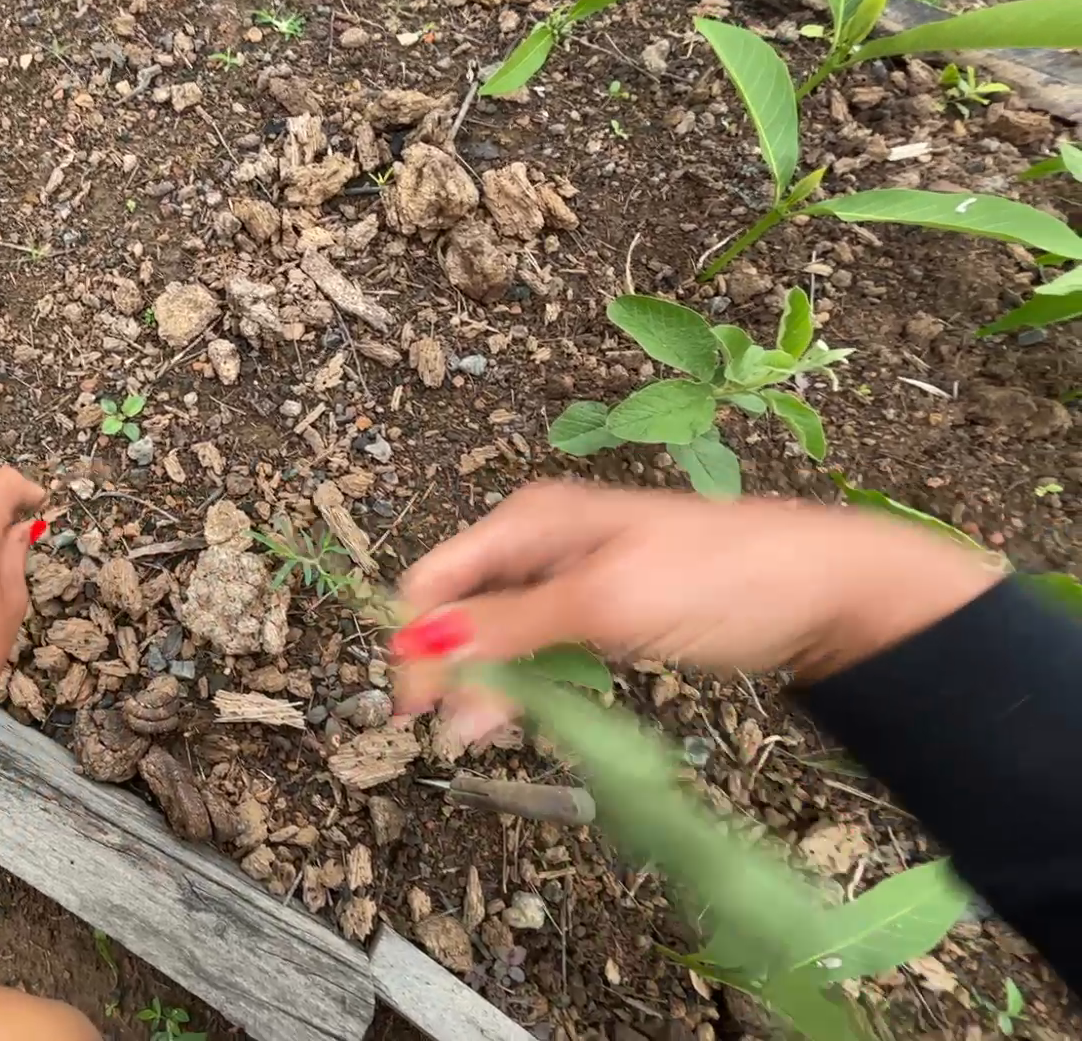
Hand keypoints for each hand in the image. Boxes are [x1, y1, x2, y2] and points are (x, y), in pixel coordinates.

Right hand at [391, 481, 1003, 739]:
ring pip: (492, 626)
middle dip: (449, 662)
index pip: (435, 578)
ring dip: (482, 675)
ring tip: (483, 729)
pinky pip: (532, 638)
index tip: (414, 702)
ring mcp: (561, 570)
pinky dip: (520, 673)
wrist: (836, 589)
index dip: (416, 637)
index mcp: (524, 522)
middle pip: (459, 603)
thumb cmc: (719, 578)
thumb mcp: (603, 601)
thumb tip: (420, 644)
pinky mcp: (589, 601)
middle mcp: (531, 540)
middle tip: (452, 727)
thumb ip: (506, 623)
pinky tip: (521, 704)